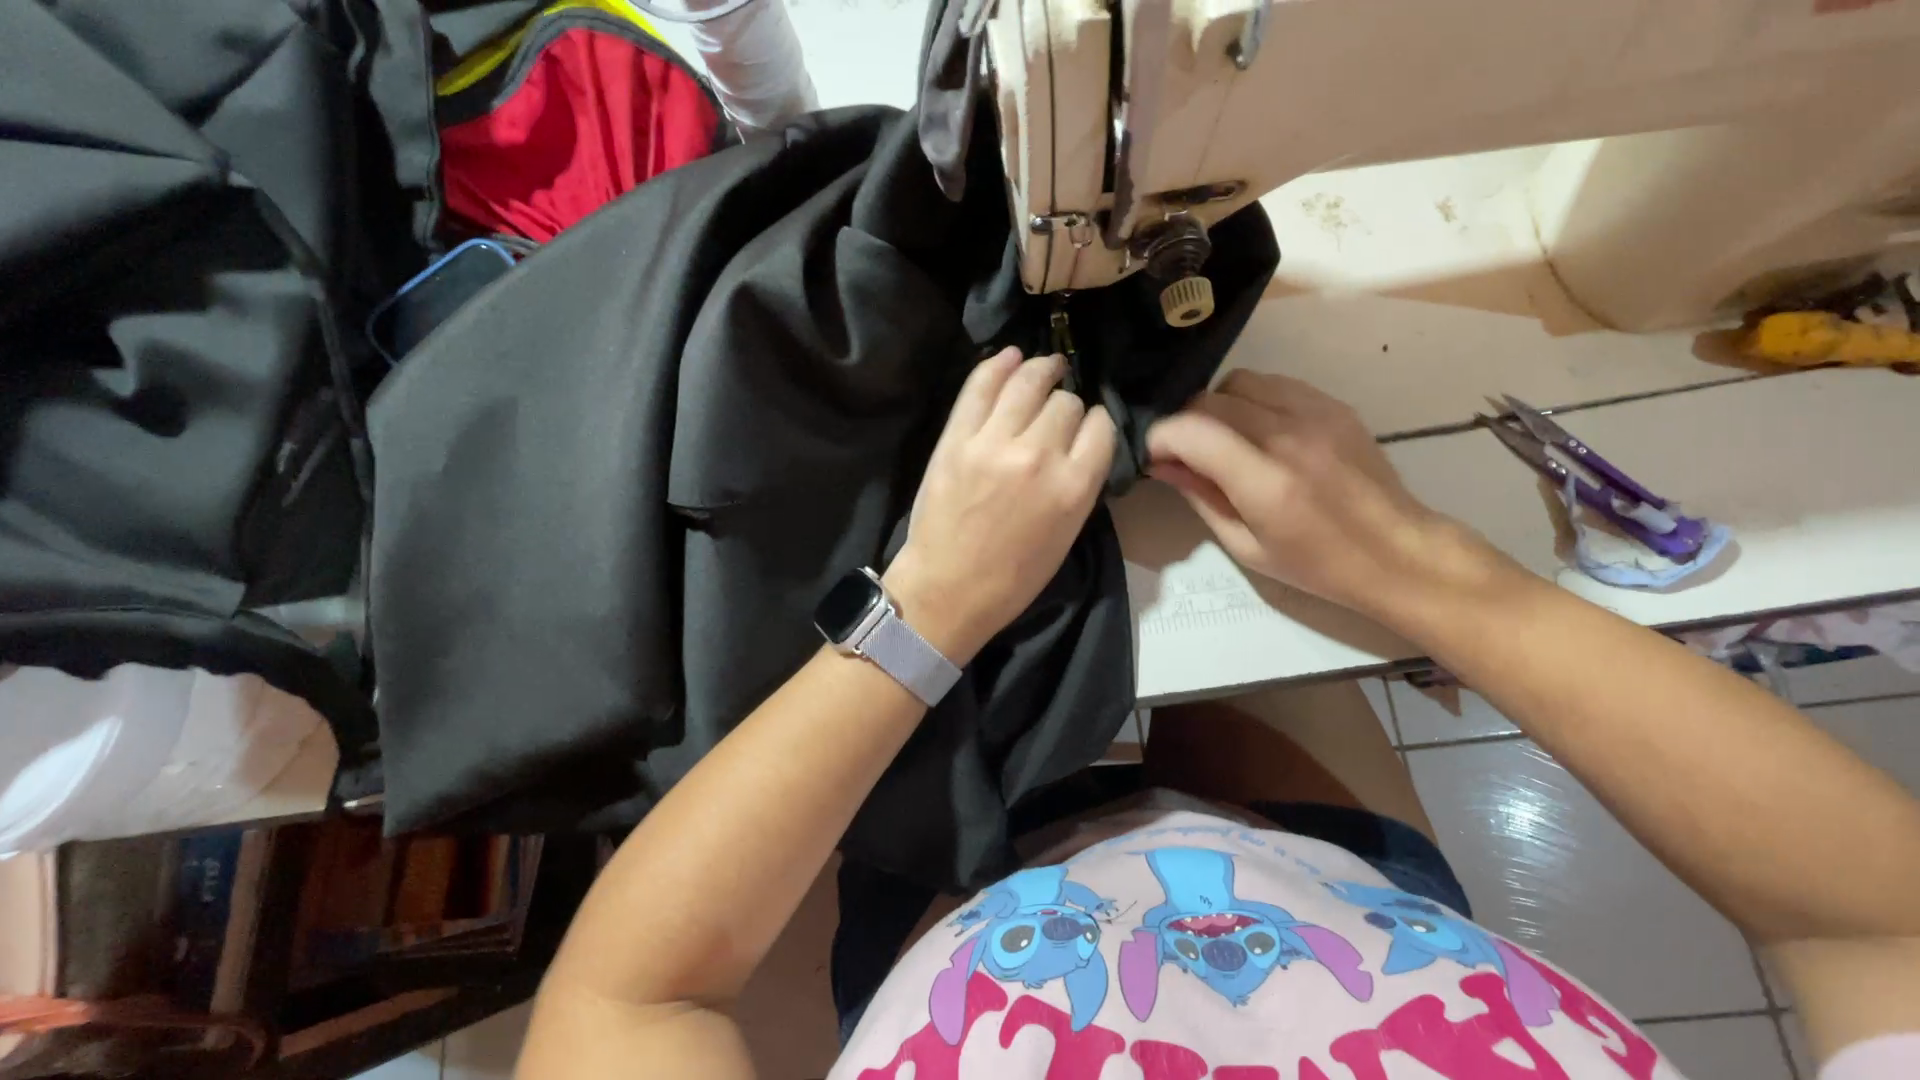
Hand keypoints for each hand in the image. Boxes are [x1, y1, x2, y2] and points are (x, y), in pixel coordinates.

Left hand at [885, 348, 1115, 662]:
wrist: (949, 589)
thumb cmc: (1013, 576)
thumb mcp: (1067, 534)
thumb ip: (1081, 482)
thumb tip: (1081, 441)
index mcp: (1075, 487)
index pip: (1101, 426)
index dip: (1095, 422)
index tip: (1086, 427)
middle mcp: (1039, 456)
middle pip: (1065, 402)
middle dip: (1066, 404)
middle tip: (1056, 411)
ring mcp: (994, 443)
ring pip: (1028, 382)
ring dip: (1040, 370)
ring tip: (1043, 368)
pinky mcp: (956, 438)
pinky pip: (981, 385)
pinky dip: (998, 364)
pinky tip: (1010, 357)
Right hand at [1146, 371, 1494, 618]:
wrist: (1397, 552)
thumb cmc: (1317, 565)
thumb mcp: (1246, 546)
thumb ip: (1201, 497)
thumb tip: (1162, 464)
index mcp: (1265, 482)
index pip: (1191, 430)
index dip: (1159, 438)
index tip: (1155, 457)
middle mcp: (1288, 436)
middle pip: (1209, 400)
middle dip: (1184, 423)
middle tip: (1184, 454)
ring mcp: (1315, 413)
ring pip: (1239, 381)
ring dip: (1218, 406)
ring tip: (1223, 439)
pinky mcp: (1333, 404)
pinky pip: (1274, 383)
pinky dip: (1252, 400)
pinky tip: (1258, 430)